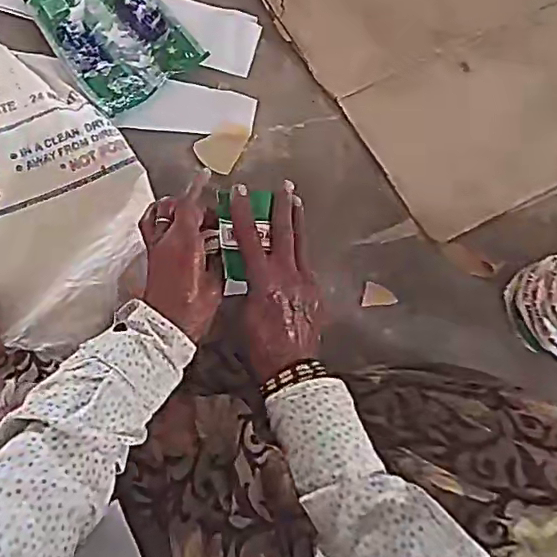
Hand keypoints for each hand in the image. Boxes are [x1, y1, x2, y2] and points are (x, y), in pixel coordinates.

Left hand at [139, 170, 221, 340]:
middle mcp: (165, 239)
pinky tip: (174, 230)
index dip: (197, 187)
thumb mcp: (216, 282)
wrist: (166, 329)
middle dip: (193, 204)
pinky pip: (152, 228)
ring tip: (189, 216)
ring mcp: (155, 247)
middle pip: (176, 207)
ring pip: (158, 215)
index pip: (188, 204)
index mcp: (184, 241)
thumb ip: (219, 258)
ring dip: (173, 209)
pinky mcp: (150, 257)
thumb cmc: (192, 309)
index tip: (205, 175)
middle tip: (212, 216)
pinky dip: (160, 221)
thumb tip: (222, 247)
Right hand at [229, 180, 323, 379]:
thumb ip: (242, 289)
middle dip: (282, 208)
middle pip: (285, 234)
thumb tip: (242, 277)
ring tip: (297, 203)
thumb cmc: (261, 348)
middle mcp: (289, 276)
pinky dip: (301, 252)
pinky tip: (298, 249)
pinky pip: (307, 265)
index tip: (240, 192)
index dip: (243, 213)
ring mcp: (306, 283)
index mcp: (265, 280)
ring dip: (297, 223)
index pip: (250, 239)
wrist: (293, 369)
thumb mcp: (241, 316)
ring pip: (302, 245)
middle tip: (284, 187)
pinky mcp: (315, 294)